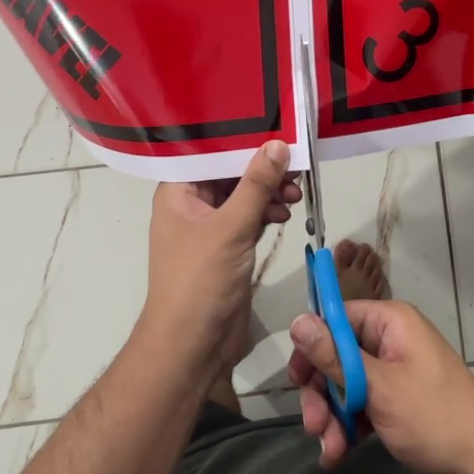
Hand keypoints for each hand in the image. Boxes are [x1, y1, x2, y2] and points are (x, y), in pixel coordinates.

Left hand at [144, 141, 300, 378]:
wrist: (193, 345)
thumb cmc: (201, 280)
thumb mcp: (231, 227)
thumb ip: (256, 184)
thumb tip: (278, 144)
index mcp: (177, 192)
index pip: (209, 153)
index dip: (241, 140)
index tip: (274, 127)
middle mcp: (190, 205)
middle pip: (229, 173)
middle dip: (261, 168)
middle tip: (295, 163)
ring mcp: (209, 229)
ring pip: (242, 196)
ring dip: (268, 191)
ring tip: (296, 192)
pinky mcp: (227, 249)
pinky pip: (249, 217)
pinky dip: (267, 211)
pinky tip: (285, 212)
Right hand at [288, 300, 473, 473]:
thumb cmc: (431, 416)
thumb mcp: (377, 387)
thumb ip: (334, 356)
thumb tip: (297, 320)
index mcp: (391, 322)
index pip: (337, 318)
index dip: (313, 346)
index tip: (295, 379)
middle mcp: (392, 339)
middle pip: (338, 355)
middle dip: (322, 393)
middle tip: (312, 425)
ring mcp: (396, 369)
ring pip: (347, 384)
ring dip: (333, 416)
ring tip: (330, 450)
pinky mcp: (398, 397)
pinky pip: (363, 403)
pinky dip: (349, 426)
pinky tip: (338, 454)